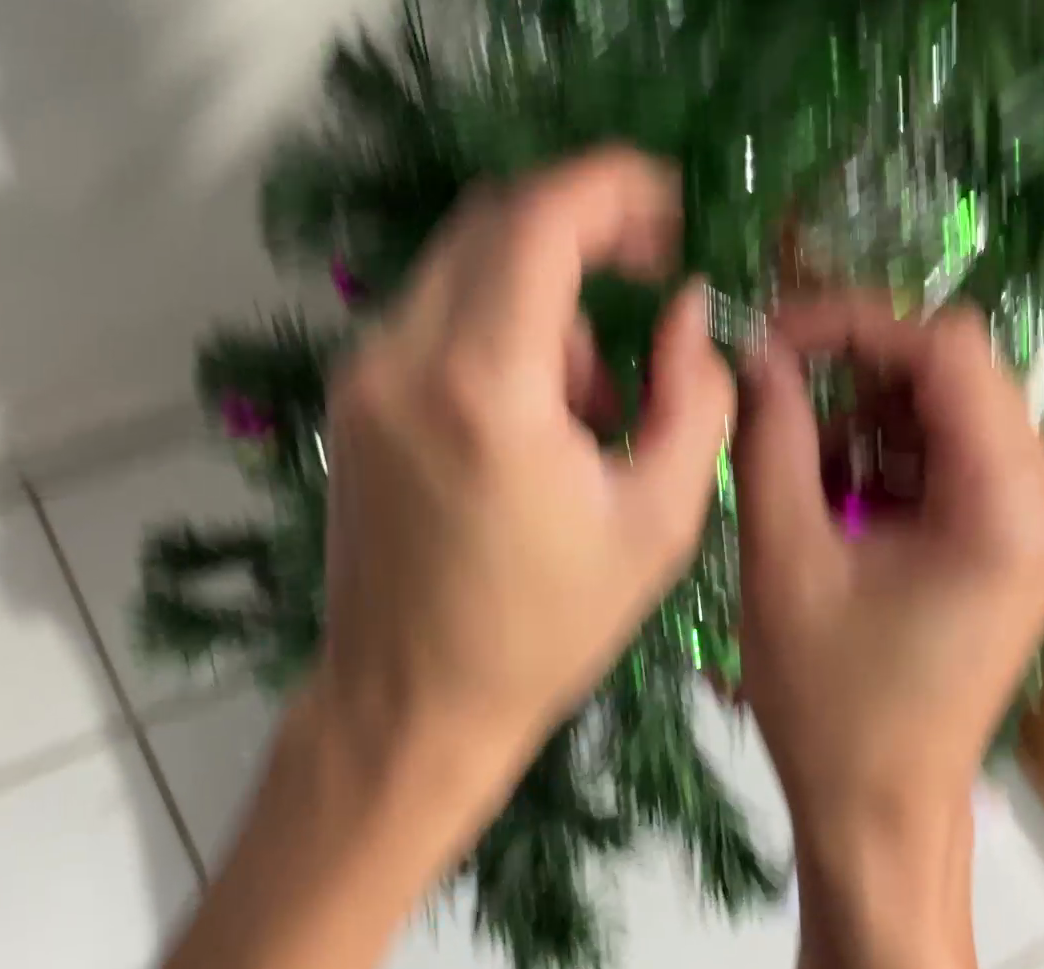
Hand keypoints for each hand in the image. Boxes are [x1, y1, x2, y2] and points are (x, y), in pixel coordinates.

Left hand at [312, 148, 734, 796]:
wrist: (410, 703)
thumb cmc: (542, 633)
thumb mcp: (657, 524)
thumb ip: (692, 396)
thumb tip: (687, 310)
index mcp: (483, 387)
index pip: (542, 215)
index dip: (618, 189)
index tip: (673, 218)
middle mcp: (402, 358)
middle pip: (497, 222)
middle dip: (586, 234)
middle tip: (650, 287)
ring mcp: (363, 377)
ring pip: (465, 268)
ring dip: (543, 298)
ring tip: (590, 402)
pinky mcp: (352, 403)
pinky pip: (435, 319)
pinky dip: (497, 332)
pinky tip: (531, 417)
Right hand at [733, 294, 1043, 854]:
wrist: (876, 804)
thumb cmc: (826, 698)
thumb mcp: (782, 560)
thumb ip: (768, 441)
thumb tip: (754, 351)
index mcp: (1011, 501)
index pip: (945, 349)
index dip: (849, 323)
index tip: (766, 337)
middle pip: (947, 376)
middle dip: (847, 374)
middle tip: (762, 399)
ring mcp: (1033, 519)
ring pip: (938, 413)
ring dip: (854, 421)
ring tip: (788, 474)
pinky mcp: (1006, 540)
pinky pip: (939, 459)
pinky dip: (873, 459)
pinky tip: (825, 505)